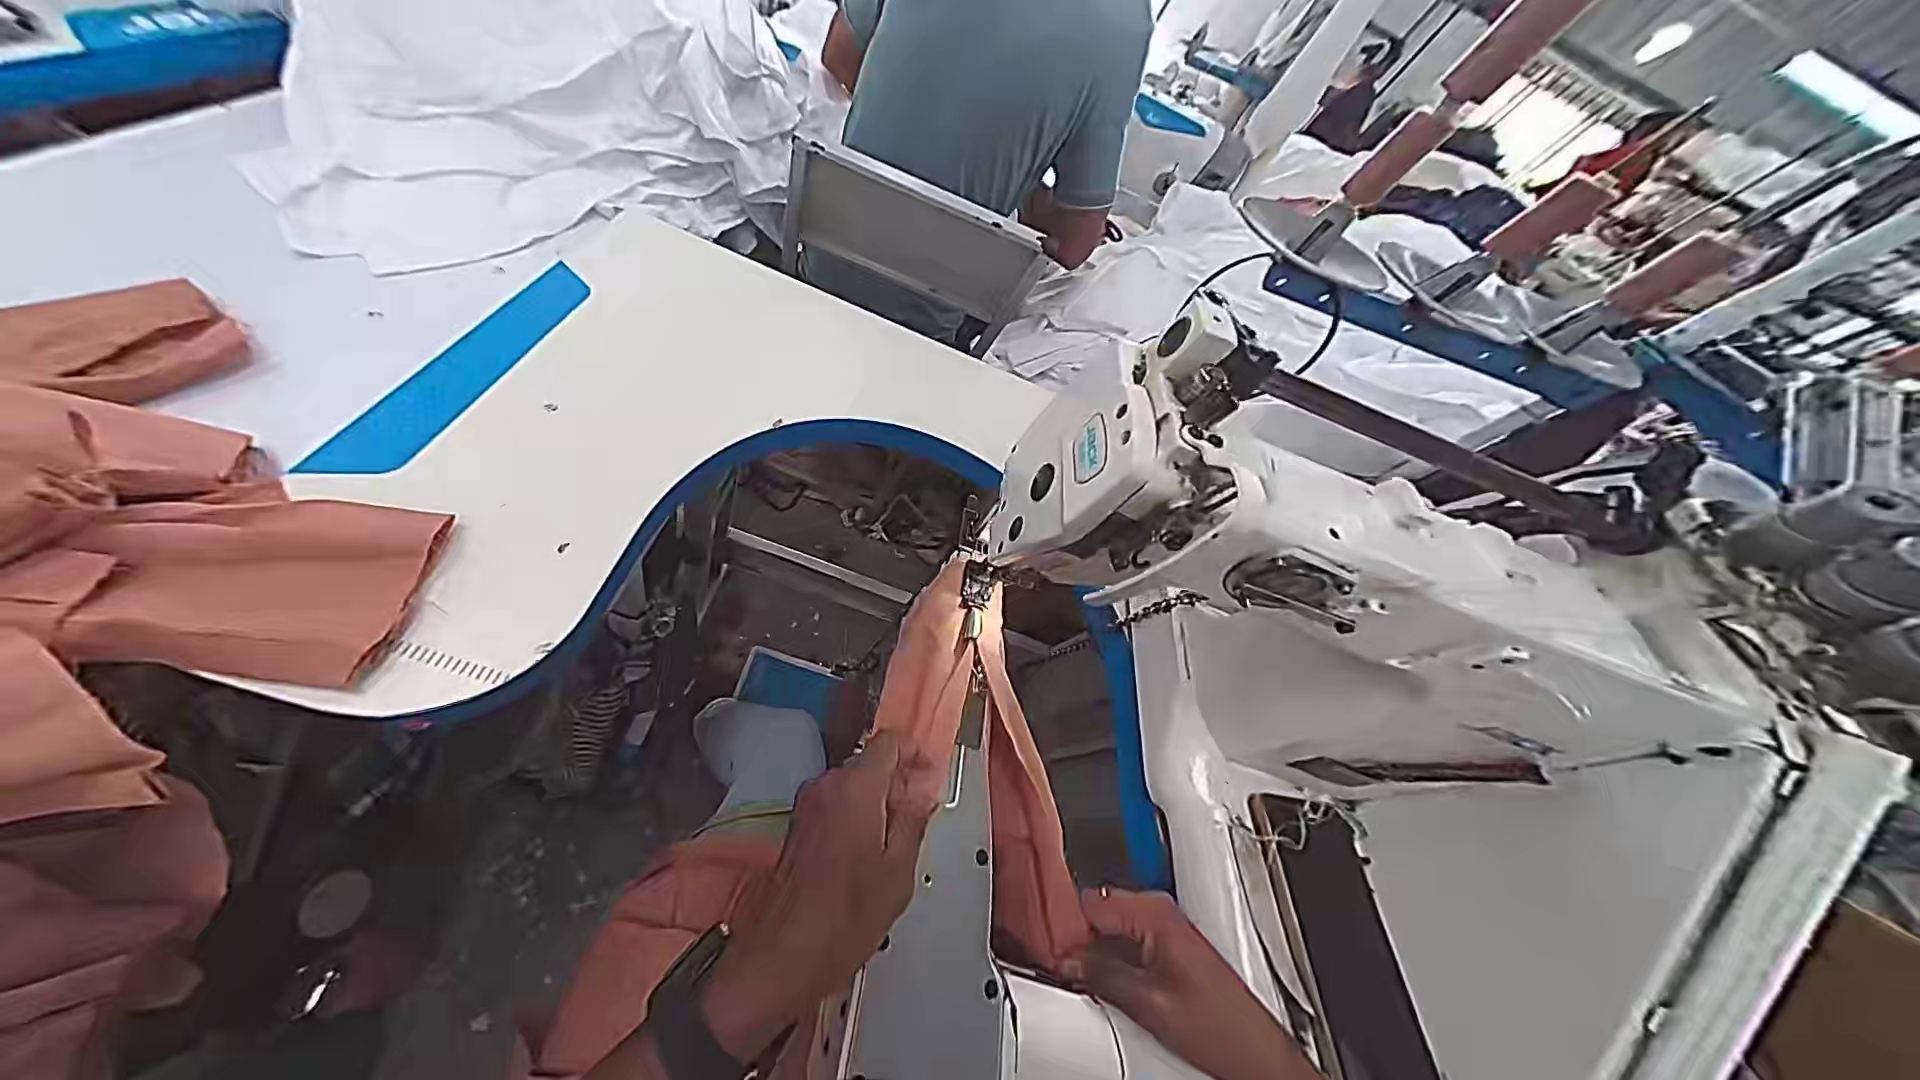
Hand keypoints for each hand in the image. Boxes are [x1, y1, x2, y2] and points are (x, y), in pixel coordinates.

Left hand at [698, 731, 939, 1059]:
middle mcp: (826, 786)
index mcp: (856, 789)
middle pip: (870, 762)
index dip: (914, 752)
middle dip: (895, 781)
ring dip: (874, 799)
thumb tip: (921, 795)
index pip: (889, 742)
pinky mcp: (796, 822)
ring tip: (890, 841)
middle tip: (915, 814)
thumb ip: (913, 821)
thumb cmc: (843, 918)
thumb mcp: (898, 871)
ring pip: (851, 782)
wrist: (782, 955)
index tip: (927, 770)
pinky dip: (853, 812)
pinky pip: (834, 801)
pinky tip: (864, 851)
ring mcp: (807, 803)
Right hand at [1068, 889, 1319, 1079]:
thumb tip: (1068, 961)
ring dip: (1091, 950)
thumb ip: (1103, 976)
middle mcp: (1160, 911)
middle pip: (1098, 912)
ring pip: (1109, 927)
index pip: (1090, 902)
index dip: (1063, 924)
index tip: (1044, 944)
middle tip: (1057, 965)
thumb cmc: (1223, 1031)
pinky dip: (1108, 958)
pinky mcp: (1166, 945)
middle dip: (1076, 938)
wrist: (1260, 1057)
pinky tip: (1100, 981)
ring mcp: (1164, 927)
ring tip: (1076, 977)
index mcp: (1155, 913)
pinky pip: (1124, 941)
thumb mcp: (1151, 1005)